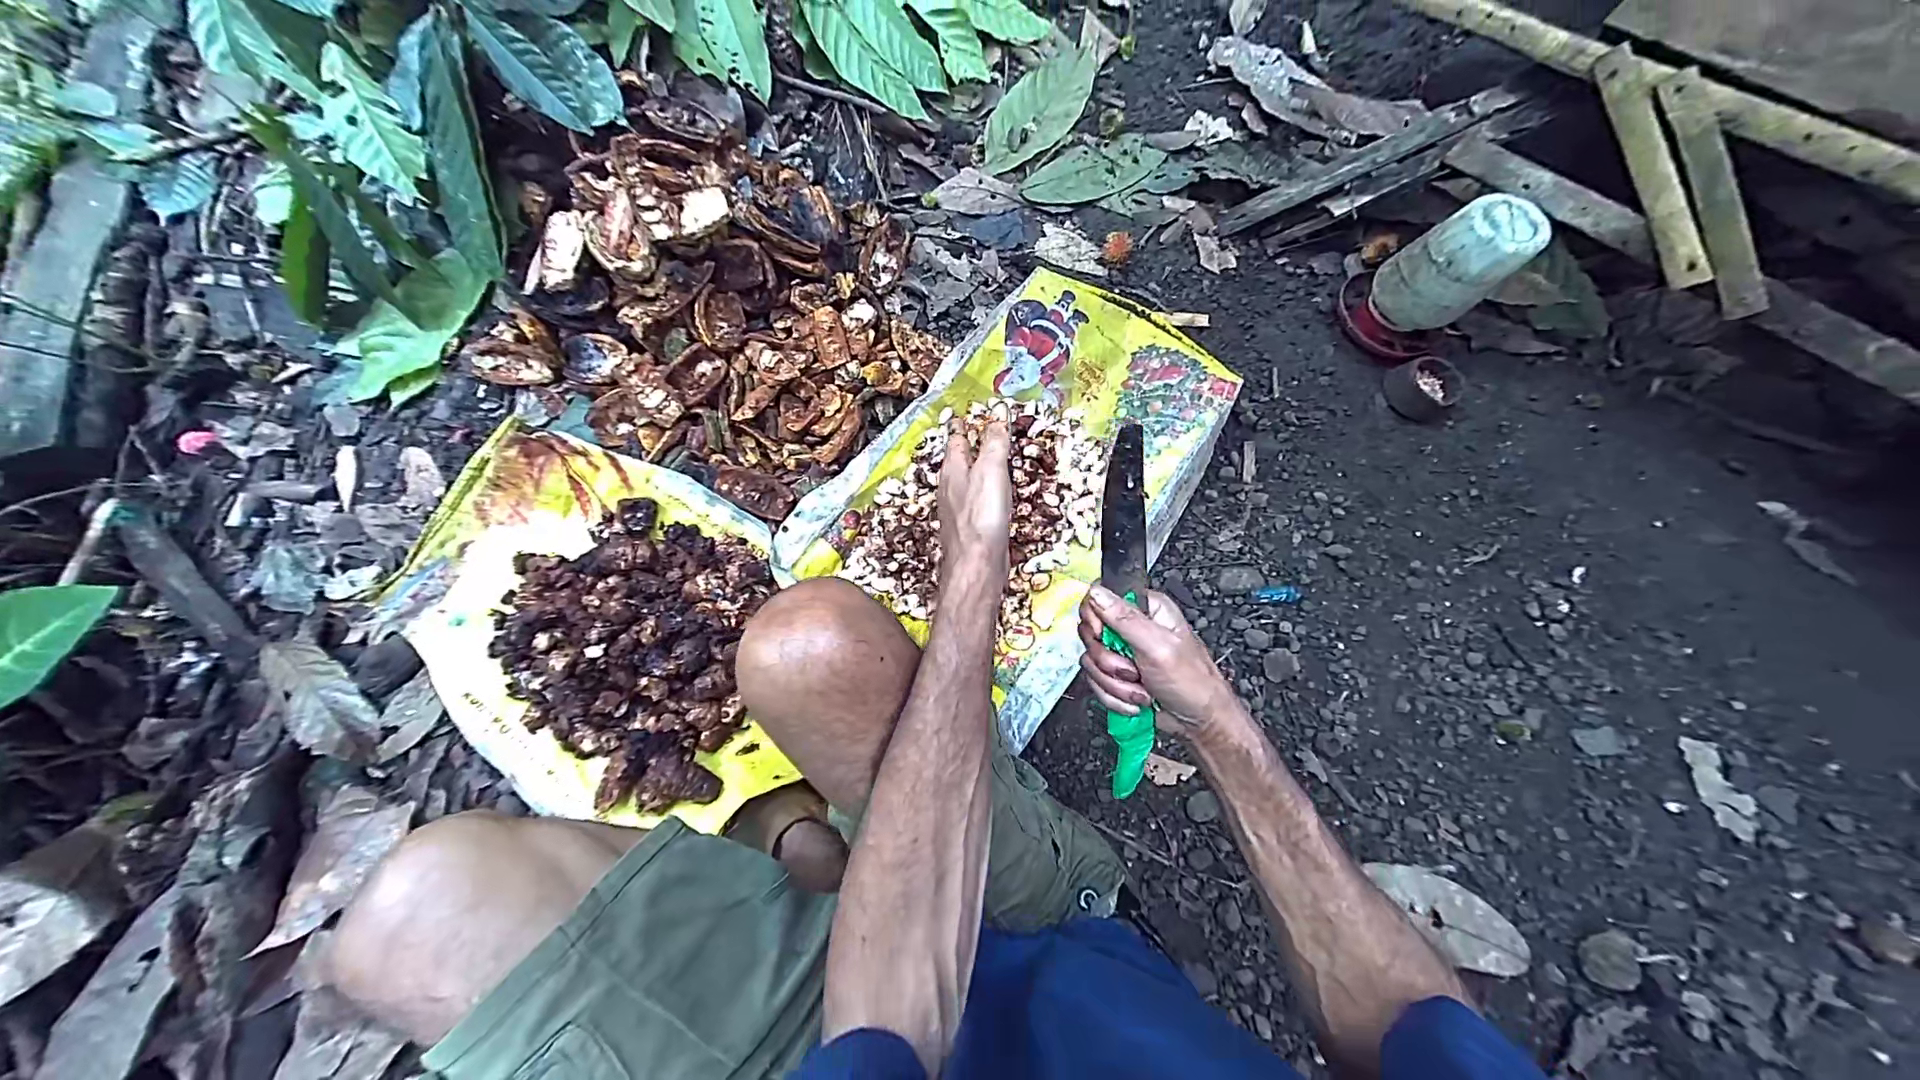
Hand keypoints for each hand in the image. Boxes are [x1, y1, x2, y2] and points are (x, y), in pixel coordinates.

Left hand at [937, 422, 1010, 581]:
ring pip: (963, 480)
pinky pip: (973, 500)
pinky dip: (979, 490)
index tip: (962, 416)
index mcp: (953, 470)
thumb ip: (994, 443)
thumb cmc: (981, 518)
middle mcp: (950, 488)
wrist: (975, 566)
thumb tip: (996, 418)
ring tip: (981, 460)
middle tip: (971, 434)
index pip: (956, 439)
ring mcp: (957, 509)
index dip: (961, 426)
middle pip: (956, 460)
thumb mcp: (991, 471)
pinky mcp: (968, 527)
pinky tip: (987, 496)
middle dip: (964, 446)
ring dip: (971, 468)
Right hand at [1078, 586, 1238, 739]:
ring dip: (1116, 684)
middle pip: (1091, 634)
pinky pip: (1096, 682)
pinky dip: (1115, 696)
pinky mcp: (1117, 675)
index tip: (1104, 637)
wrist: (1198, 723)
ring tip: (1142, 688)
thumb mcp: (1159, 647)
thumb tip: (1097, 592)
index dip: (1095, 620)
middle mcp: (1132, 627)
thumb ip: (1125, 619)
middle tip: (1134, 670)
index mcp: (1146, 609)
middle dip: (1109, 662)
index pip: (1099, 598)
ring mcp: (1123, 652)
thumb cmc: (1193, 684)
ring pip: (1092, 662)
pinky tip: (1137, 699)